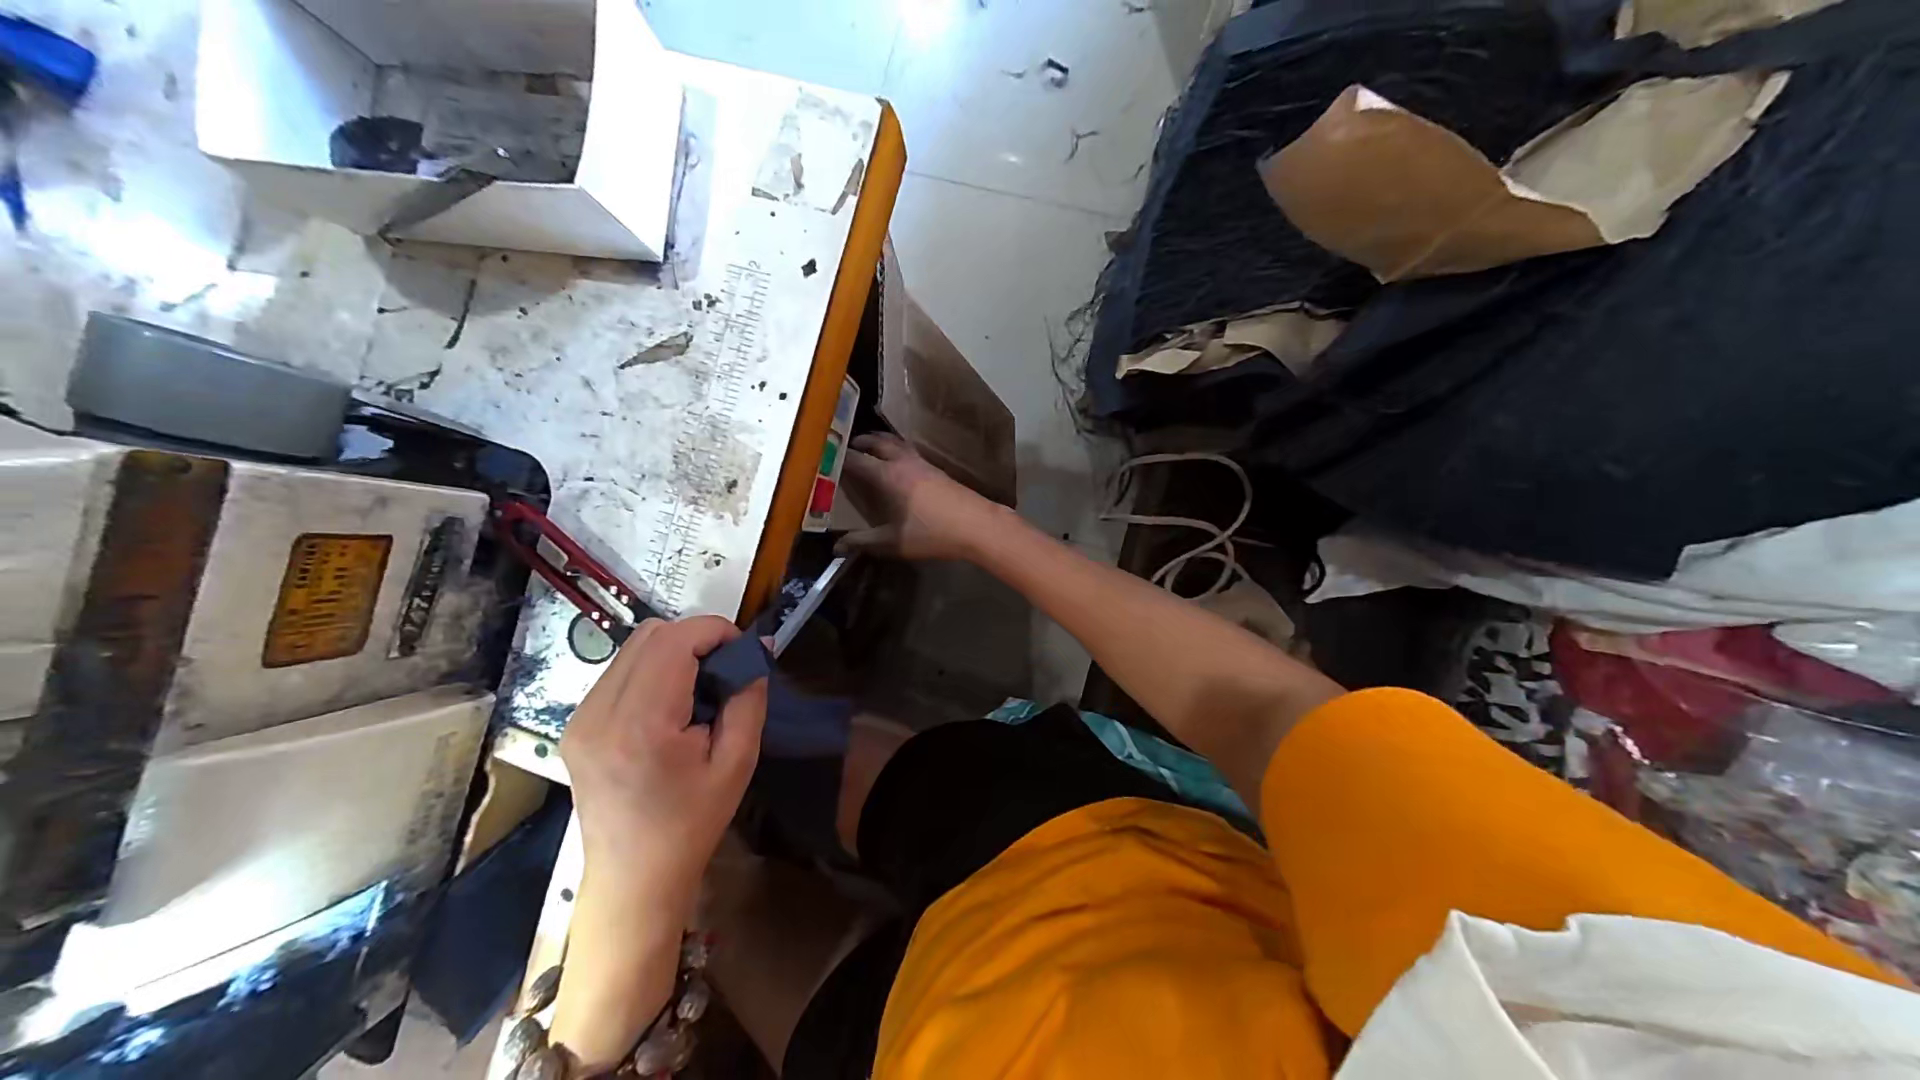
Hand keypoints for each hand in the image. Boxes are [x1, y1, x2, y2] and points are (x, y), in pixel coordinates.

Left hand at [560, 616, 766, 907]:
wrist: (633, 878)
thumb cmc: (692, 824)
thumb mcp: (737, 762)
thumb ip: (748, 698)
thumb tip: (757, 650)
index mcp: (640, 724)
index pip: (675, 640)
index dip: (715, 631)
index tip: (742, 651)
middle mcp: (600, 711)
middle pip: (651, 634)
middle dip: (696, 638)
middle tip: (724, 670)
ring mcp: (581, 717)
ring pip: (633, 648)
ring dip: (674, 653)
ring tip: (698, 691)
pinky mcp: (576, 725)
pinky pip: (619, 672)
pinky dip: (652, 671)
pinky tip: (669, 706)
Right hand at [837, 433, 1000, 560]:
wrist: (978, 525)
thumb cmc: (933, 533)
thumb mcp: (894, 542)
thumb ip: (864, 543)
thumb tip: (837, 547)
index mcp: (888, 476)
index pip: (856, 460)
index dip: (837, 457)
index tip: (822, 457)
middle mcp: (903, 462)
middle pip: (877, 442)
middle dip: (860, 442)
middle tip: (846, 448)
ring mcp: (923, 463)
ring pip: (896, 443)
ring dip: (880, 442)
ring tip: (870, 449)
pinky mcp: (937, 469)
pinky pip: (909, 451)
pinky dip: (896, 450)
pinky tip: (898, 465)